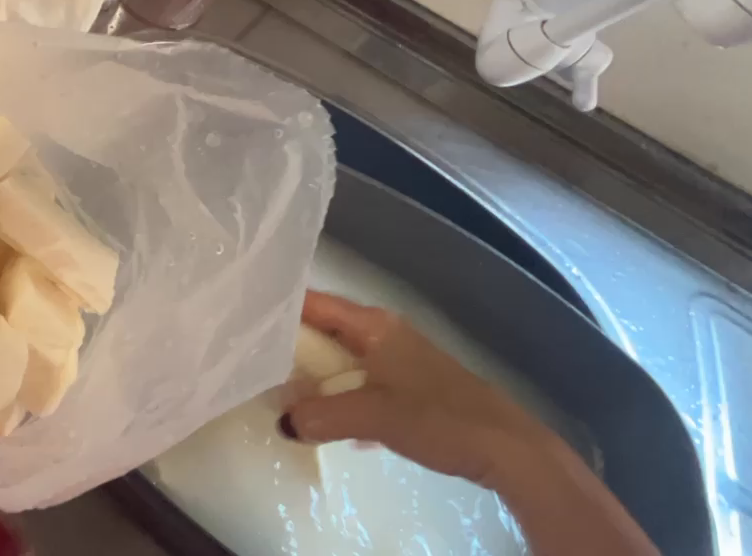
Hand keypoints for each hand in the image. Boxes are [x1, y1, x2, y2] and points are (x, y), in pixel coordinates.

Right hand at [285, 290, 657, 555]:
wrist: (510, 450)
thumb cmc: (438, 418)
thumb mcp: (372, 417)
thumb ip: (320, 416)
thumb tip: (282, 421)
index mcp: (370, 323)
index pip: (309, 302)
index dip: (274, 308)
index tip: (241, 319)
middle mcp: (380, 329)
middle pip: (321, 327)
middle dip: (288, 344)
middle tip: (250, 357)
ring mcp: (396, 355)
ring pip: (339, 354)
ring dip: (313, 371)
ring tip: (279, 387)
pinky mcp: (408, 382)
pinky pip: (357, 375)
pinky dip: (337, 388)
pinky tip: (327, 415)